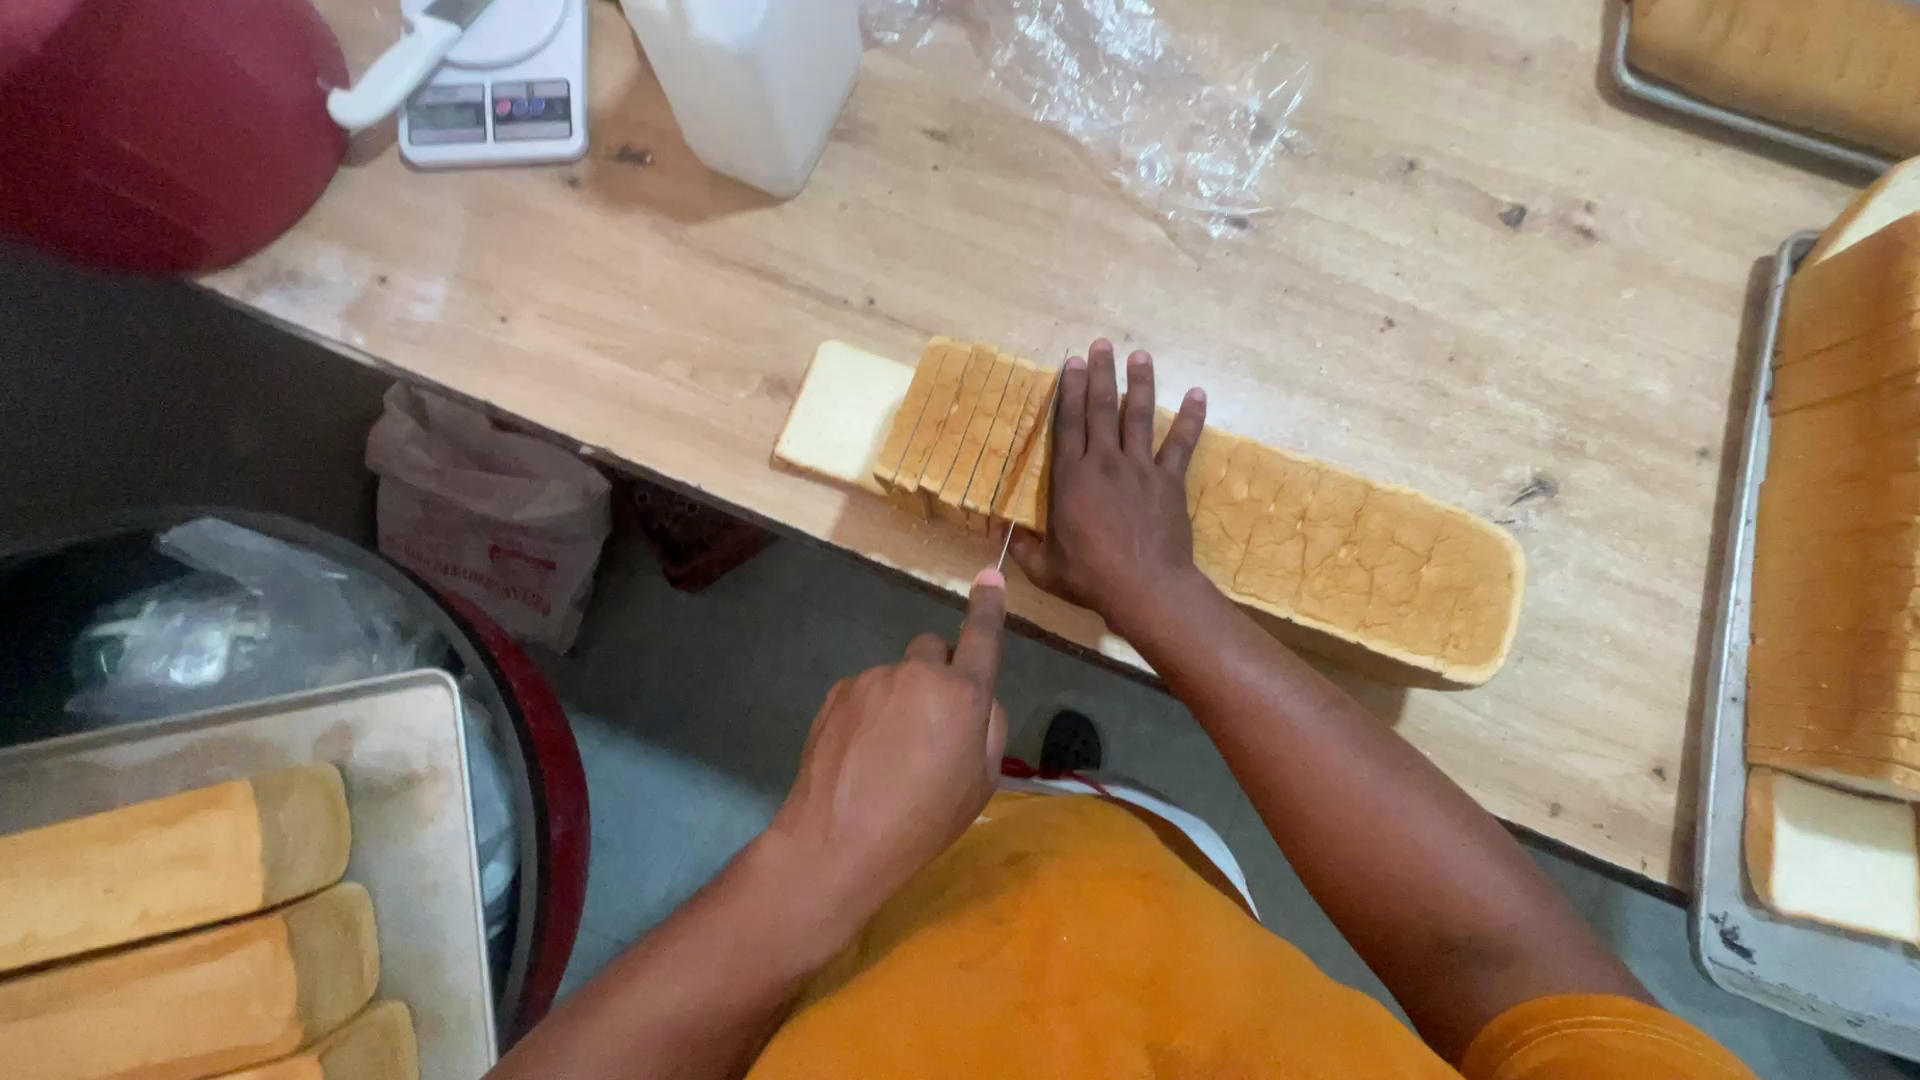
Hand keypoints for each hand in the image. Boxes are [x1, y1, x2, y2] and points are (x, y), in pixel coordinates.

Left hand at [765, 569, 1008, 922]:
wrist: (837, 840)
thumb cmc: (923, 820)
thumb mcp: (982, 782)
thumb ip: (990, 727)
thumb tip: (978, 698)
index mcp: (962, 694)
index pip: (982, 637)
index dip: (988, 607)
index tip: (989, 576)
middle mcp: (917, 673)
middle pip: (934, 650)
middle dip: (938, 674)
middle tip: (930, 725)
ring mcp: (872, 678)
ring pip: (897, 676)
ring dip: (900, 700)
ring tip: (886, 755)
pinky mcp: (838, 692)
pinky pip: (866, 691)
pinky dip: (869, 712)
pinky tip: (860, 754)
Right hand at [1008, 339, 1209, 637]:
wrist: (1145, 587)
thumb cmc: (1090, 577)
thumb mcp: (1043, 568)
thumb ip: (1021, 546)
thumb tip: (996, 529)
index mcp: (1070, 479)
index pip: (1068, 424)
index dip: (1069, 390)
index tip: (1071, 362)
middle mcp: (1104, 463)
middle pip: (1101, 409)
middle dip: (1100, 374)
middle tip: (1101, 345)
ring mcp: (1139, 469)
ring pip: (1139, 416)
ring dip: (1139, 383)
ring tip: (1139, 356)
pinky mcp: (1168, 481)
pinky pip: (1181, 443)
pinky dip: (1191, 418)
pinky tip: (1198, 394)